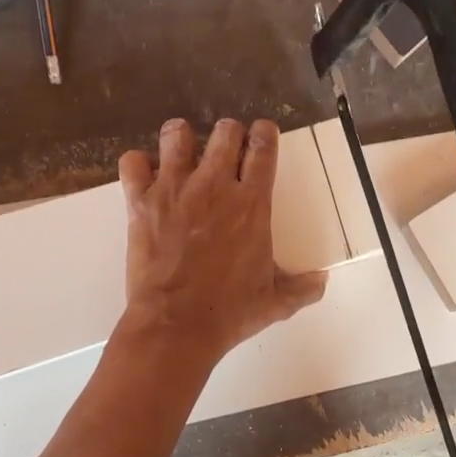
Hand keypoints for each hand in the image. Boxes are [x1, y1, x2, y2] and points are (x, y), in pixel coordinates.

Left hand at [116, 118, 327, 364]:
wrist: (178, 324)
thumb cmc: (230, 313)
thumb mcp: (276, 303)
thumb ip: (302, 288)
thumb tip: (322, 280)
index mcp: (252, 203)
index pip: (263, 146)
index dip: (264, 136)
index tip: (261, 140)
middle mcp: (214, 185)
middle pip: (225, 132)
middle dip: (228, 136)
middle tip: (226, 154)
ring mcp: (174, 189)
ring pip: (176, 135)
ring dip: (182, 140)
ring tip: (183, 157)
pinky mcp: (141, 202)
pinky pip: (133, 163)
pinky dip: (138, 165)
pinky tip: (146, 179)